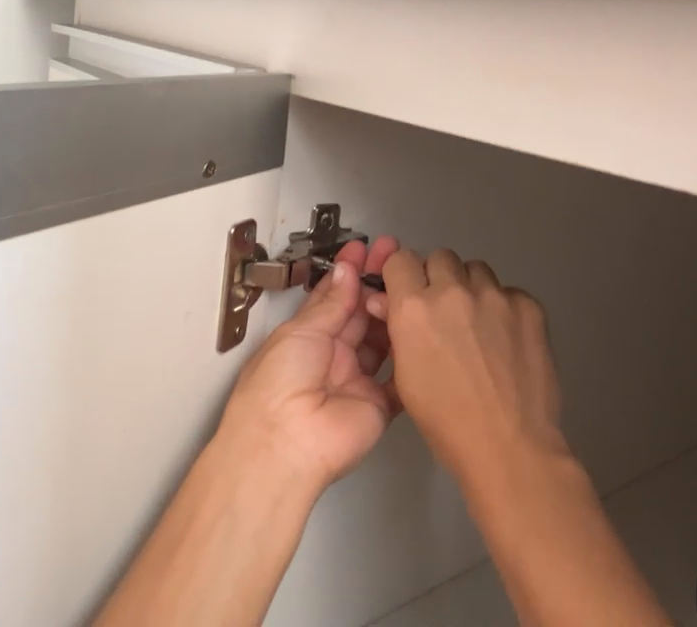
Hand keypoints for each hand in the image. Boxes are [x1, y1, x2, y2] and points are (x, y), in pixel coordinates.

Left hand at [212, 236, 400, 494]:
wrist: (284, 446)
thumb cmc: (273, 392)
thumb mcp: (300, 332)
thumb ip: (331, 302)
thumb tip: (345, 271)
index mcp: (306, 339)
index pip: (335, 297)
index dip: (352, 271)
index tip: (366, 249)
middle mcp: (332, 358)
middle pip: (362, 315)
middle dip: (378, 285)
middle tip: (396, 258)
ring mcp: (356, 381)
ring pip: (384, 340)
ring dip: (396, 314)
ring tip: (411, 285)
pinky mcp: (378, 404)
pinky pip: (401, 379)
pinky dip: (412, 358)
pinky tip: (423, 331)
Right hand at [374, 249, 566, 486]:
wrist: (509, 444)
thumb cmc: (446, 421)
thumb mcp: (406, 377)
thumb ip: (398, 329)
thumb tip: (386, 301)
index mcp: (415, 308)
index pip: (401, 260)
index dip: (404, 275)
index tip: (409, 292)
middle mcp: (454, 291)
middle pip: (441, 258)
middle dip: (439, 279)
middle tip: (445, 312)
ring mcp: (496, 295)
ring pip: (477, 270)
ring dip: (471, 289)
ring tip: (478, 326)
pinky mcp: (529, 305)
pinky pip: (509, 292)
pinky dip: (504, 308)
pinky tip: (507, 341)